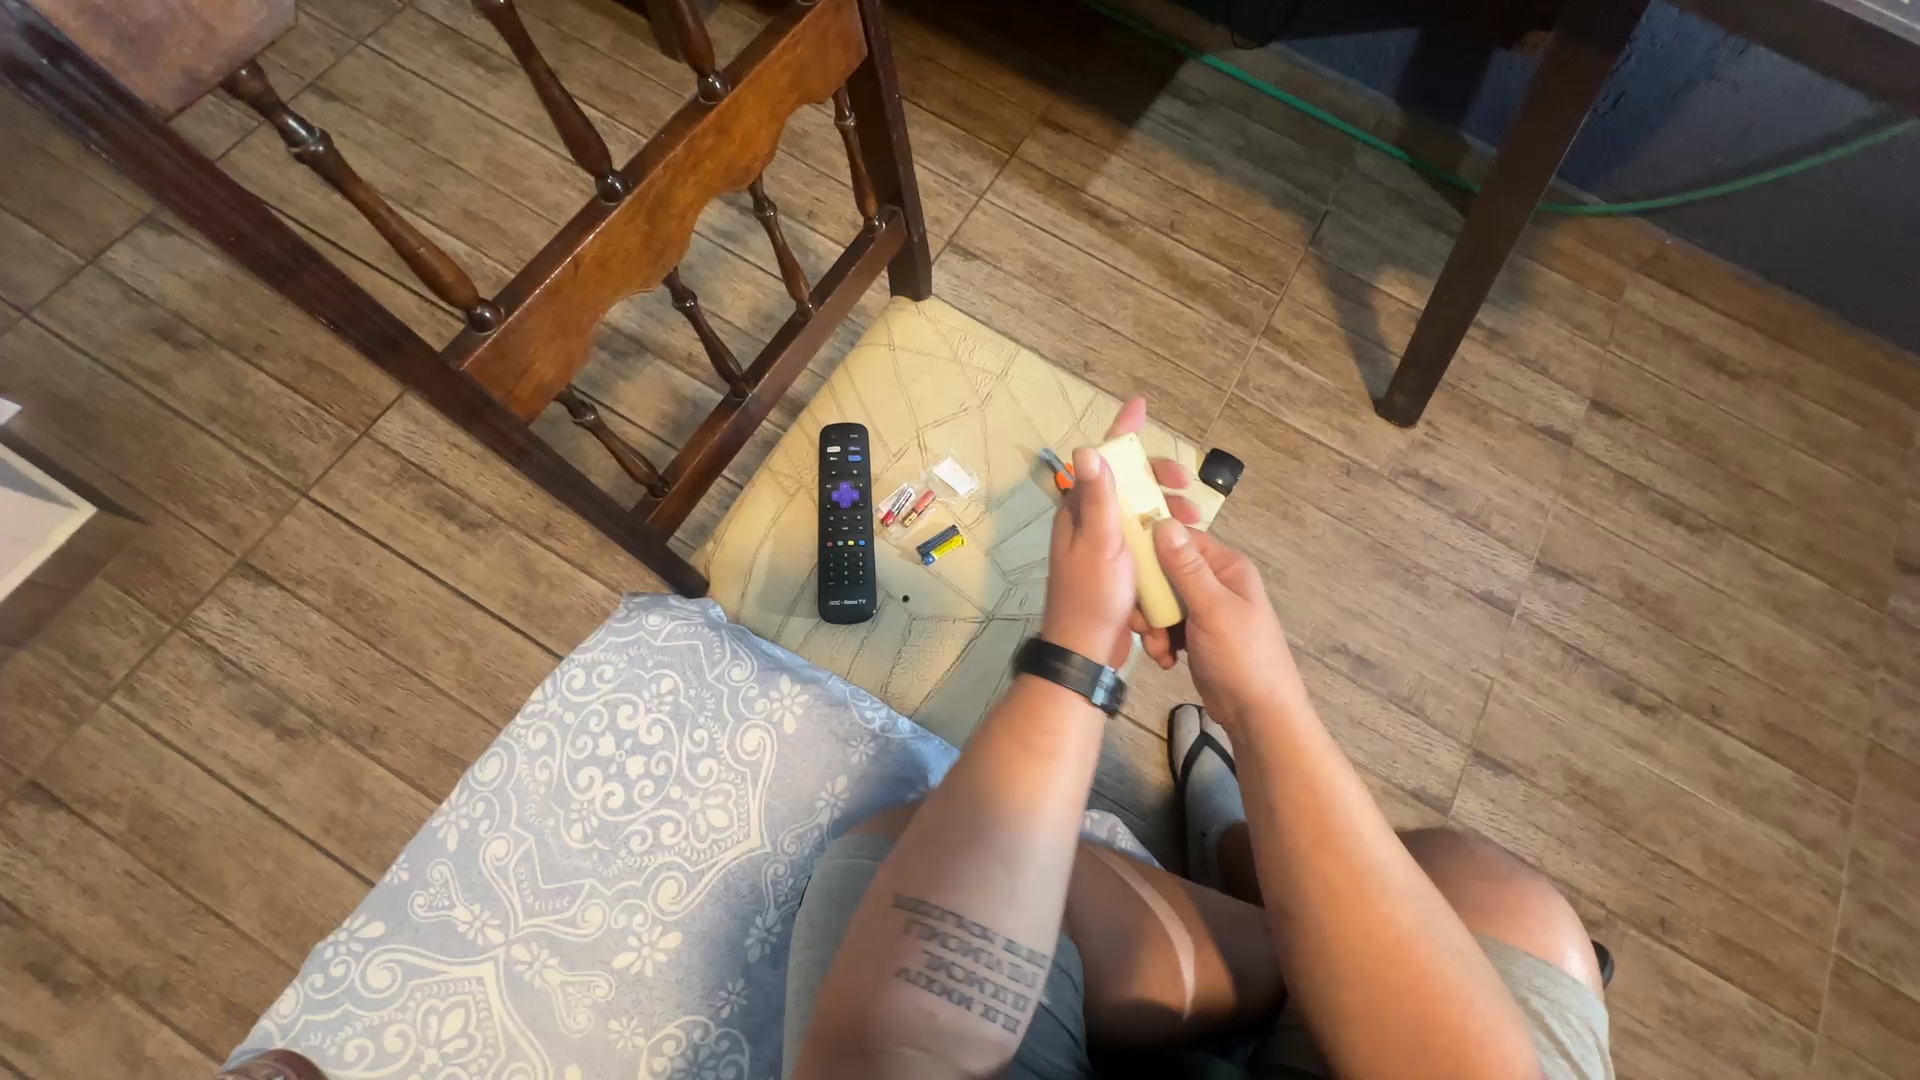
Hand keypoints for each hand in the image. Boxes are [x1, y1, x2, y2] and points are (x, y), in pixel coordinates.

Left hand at [1039, 399, 1201, 668]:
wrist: (1087, 649)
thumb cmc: (1092, 594)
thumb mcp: (1098, 542)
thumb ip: (1097, 497)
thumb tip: (1088, 449)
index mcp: (1078, 511)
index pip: (1100, 460)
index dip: (1120, 432)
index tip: (1140, 405)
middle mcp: (1089, 522)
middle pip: (1127, 483)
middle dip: (1158, 477)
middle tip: (1186, 483)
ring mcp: (1104, 544)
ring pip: (1140, 511)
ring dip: (1168, 509)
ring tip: (1195, 519)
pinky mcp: (1118, 565)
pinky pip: (1144, 539)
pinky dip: (1164, 535)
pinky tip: (1184, 541)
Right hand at [1139, 520, 1307, 731]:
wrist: (1256, 713)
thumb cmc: (1241, 656)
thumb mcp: (1212, 609)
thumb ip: (1186, 568)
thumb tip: (1163, 522)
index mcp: (1225, 566)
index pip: (1179, 540)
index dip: (1151, 549)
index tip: (1126, 568)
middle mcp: (1214, 581)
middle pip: (1164, 573)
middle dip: (1149, 601)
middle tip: (1144, 624)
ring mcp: (1203, 609)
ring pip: (1160, 603)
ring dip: (1153, 627)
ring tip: (1159, 649)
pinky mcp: (1193, 634)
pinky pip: (1165, 626)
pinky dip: (1160, 642)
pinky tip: (1166, 660)